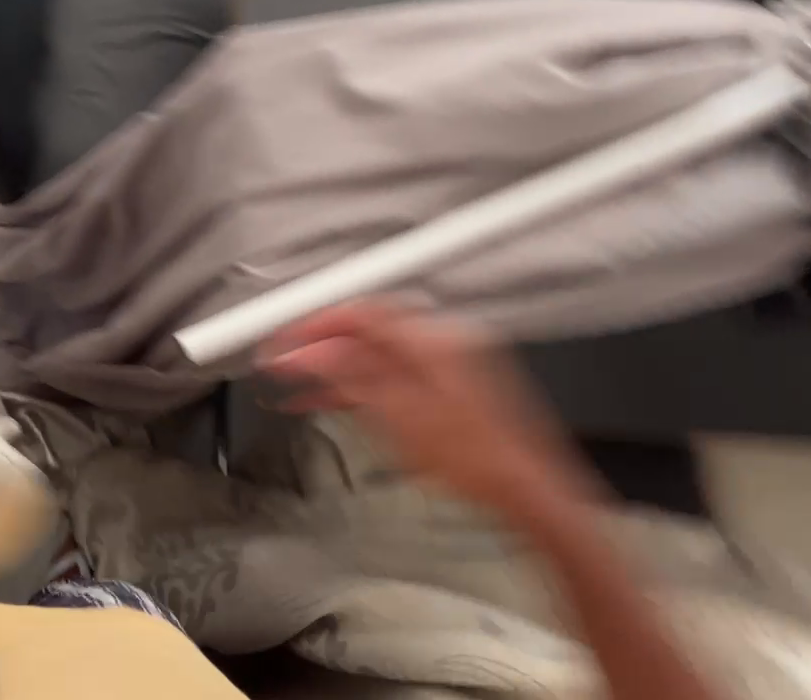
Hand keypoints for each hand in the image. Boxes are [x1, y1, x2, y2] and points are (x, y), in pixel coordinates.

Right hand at [258, 300, 600, 515]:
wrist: (531, 499)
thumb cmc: (479, 463)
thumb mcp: (400, 419)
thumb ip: (351, 377)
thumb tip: (309, 352)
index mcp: (432, 340)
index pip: (359, 312)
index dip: (314, 322)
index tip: (283, 337)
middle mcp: (439, 342)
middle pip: (362, 331)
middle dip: (315, 346)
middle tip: (280, 361)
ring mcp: (443, 364)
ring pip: (370, 355)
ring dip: (330, 369)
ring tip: (291, 387)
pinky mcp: (444, 387)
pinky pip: (387, 375)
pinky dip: (355, 386)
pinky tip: (325, 402)